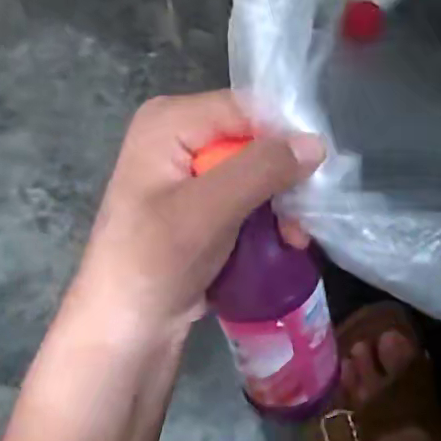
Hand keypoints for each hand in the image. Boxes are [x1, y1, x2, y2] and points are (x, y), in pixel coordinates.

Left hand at [62, 92, 324, 336]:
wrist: (124, 332)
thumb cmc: (155, 262)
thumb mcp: (209, 209)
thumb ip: (262, 168)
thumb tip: (317, 142)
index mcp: (169, 120)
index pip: (247, 108)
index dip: (284, 136)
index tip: (315, 174)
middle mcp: (179, 135)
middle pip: (255, 138)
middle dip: (285, 177)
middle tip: (303, 216)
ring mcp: (189, 171)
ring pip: (258, 169)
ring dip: (282, 202)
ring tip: (295, 236)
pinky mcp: (202, 204)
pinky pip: (249, 194)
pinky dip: (269, 216)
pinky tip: (283, 240)